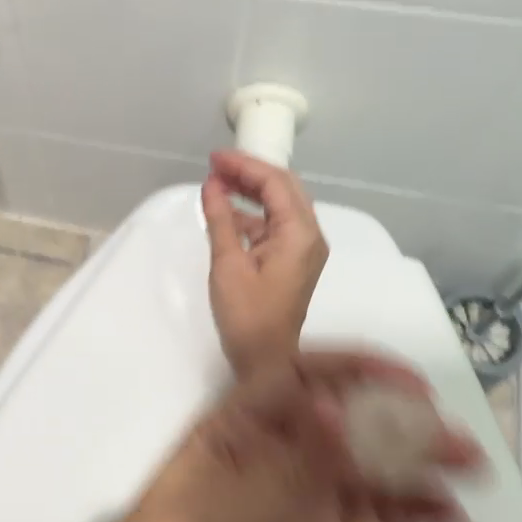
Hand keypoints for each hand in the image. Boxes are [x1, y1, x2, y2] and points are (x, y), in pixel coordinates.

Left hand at [16, 352, 482, 521]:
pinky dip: (411, 516)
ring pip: (365, 472)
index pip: (293, 379)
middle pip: (341, 424)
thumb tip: (340, 411)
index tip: (408, 384)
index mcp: (229, 435)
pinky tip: (447, 518)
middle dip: (395, 419)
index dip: (348, 371)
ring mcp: (297, 512)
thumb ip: (281, 473)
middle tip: (454, 436)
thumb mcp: (208, 520)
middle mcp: (269, 463)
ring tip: (468, 467)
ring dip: (415, 464)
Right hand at [202, 150, 328, 376]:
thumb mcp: (227, 264)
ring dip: (251, 191)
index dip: (244, 165)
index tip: (213, 158)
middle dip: (250, 172)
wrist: (267, 362)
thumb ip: (220, 219)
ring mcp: (304, 249)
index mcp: (300, 234)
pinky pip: (276, 224)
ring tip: (217, 182)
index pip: (275, 183)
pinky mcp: (294, 261)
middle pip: (284, 188)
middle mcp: (310, 236)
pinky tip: (227, 212)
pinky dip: (253, 213)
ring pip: (281, 205)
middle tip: (215, 166)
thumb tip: (211, 185)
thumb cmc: (247, 315)